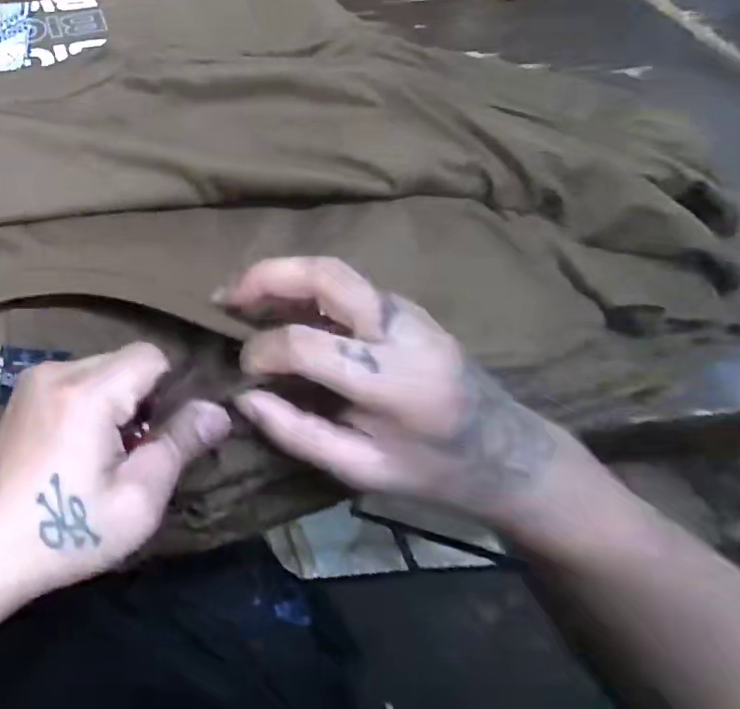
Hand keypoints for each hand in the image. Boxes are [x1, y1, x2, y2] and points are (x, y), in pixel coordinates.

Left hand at [0, 343, 231, 631]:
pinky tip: (80, 450)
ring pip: (99, 370)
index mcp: (85, 390)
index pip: (149, 355)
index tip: (172, 433)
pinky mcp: (21, 393)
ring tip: (108, 457)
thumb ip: (179, 444)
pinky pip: (73, 380)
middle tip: (139, 454)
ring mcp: (33, 379)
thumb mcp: (137, 499)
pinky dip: (90, 403)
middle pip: (122, 360)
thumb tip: (218, 410)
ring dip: (117, 402)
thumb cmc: (68, 530)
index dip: (173, 388)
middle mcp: (56, 370)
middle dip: (144, 398)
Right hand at [221, 256, 576, 531]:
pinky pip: (342, 281)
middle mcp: (404, 333)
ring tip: (240, 295)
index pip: (305, 344)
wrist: (515, 456)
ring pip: (331, 268)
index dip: (261, 353)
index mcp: (396, 383)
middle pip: (324, 276)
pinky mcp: (403, 306)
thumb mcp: (363, 471)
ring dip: (277, 274)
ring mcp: (408, 312)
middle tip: (224, 298)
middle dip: (263, 278)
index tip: (247, 373)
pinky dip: (299, 284)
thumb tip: (242, 397)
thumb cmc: (435, 471)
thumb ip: (297, 433)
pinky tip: (277, 306)